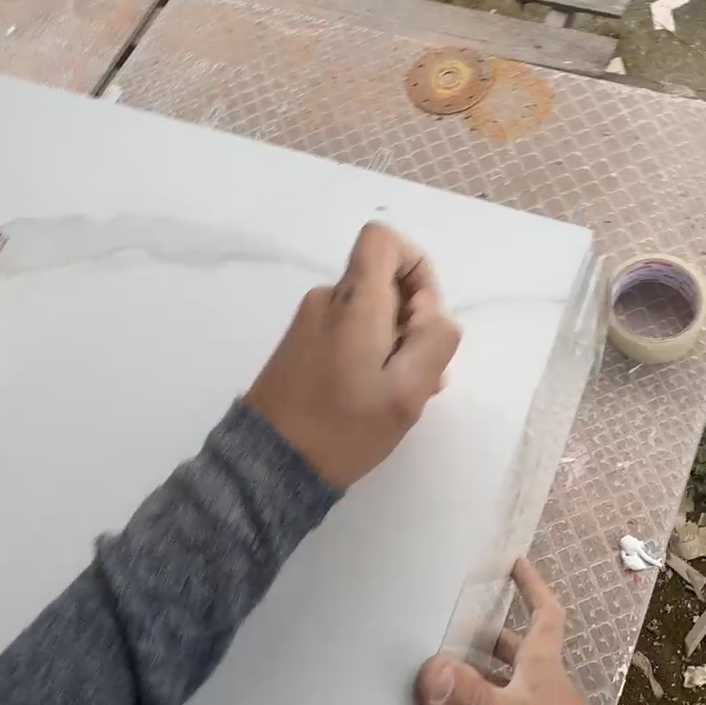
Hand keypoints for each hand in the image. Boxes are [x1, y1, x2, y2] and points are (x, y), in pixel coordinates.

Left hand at [246, 222, 461, 490]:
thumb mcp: (407, 391)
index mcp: (354, 301)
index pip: (384, 240)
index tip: (423, 317)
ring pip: (371, 309)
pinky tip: (376, 394)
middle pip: (384, 279)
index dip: (416, 266)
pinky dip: (372, 351)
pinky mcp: (301, 344)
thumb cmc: (343, 427)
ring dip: (396, 341)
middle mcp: (329, 299)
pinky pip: (350, 329)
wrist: (269, 465)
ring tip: (401, 392)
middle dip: (414, 318)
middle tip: (418, 373)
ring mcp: (311, 321)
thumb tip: (436, 315)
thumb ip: (435, 341)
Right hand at [414, 559, 632, 704]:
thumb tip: (432, 672)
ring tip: (434, 681)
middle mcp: (536, 689)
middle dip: (487, 637)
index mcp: (543, 667)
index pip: (544, 613)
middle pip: (513, 652)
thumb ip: (476, 697)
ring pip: (495, 696)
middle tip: (454, 623)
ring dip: (468, 689)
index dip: (533, 585)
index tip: (517, 561)